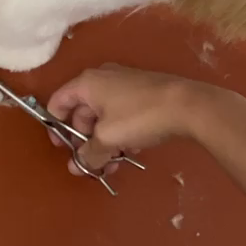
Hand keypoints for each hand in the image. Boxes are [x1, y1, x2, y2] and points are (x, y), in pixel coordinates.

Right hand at [45, 64, 221, 176]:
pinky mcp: (143, 92)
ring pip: (104, 116)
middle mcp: (102, 78)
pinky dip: (120, 132)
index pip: (58, 102)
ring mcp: (124, 84)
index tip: (62, 148)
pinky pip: (121, 113)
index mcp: (87, 83)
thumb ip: (88, 154)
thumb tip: (77, 167)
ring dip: (104, 141)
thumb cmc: (139, 116)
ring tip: (114, 163)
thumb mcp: (108, 139)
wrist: (189, 105)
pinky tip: (130, 150)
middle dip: (85, 140)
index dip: (55, 126)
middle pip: (82, 112)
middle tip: (92, 162)